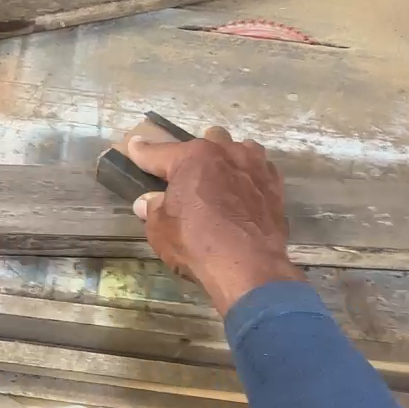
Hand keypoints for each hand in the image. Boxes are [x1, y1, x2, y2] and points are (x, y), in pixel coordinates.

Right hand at [127, 127, 303, 314]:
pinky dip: (249, 175)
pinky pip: (260, 169)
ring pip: (238, 148)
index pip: (158, 152)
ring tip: (220, 175)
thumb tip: (147, 202)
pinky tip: (245, 187)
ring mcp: (254, 166)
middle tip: (185, 174)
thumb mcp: (160, 230)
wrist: (248, 266)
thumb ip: (153, 209)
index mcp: (192, 158)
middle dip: (194, 154)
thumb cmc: (196, 244)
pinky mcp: (274, 185)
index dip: (142, 151)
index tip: (134, 144)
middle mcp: (225, 153)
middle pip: (206, 141)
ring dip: (227, 157)